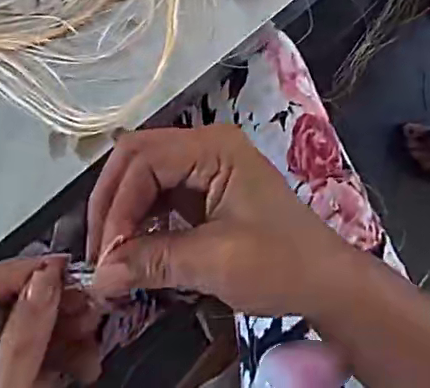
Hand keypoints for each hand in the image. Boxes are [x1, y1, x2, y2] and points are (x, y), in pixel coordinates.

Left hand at [0, 256, 101, 387]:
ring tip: (93, 324)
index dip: (10, 274)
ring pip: (21, 339)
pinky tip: (87, 360)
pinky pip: (33, 368)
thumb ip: (18, 344)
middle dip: (46, 300)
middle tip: (85, 292)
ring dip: (63, 328)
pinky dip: (63, 359)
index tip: (54, 266)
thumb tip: (44, 278)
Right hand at [84, 125, 359, 317]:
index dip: (118, 204)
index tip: (105, 253)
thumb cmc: (283, 265)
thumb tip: (100, 275)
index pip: (145, 160)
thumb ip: (155, 260)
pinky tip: (133, 245)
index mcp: (212, 146)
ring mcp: (203, 163)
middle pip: (137, 157)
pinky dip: (140, 218)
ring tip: (111, 253)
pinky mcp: (203, 187)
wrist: (330, 286)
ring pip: (143, 173)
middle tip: (99, 251)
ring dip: (123, 211)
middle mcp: (203, 144)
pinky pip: (158, 192)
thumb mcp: (217, 263)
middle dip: (113, 202)